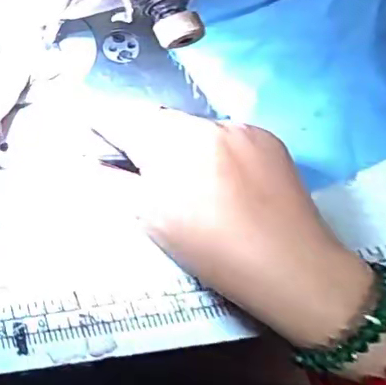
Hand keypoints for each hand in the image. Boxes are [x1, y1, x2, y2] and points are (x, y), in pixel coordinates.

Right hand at [90, 104, 385, 357]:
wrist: (294, 268)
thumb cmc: (212, 251)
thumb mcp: (150, 220)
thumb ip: (113, 182)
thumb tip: (91, 158)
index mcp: (171, 142)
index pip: (120, 116)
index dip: (102, 125)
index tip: (95, 140)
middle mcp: (204, 123)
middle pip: (157, 118)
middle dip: (142, 136)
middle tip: (139, 169)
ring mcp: (239, 126)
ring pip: (191, 126)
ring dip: (178, 143)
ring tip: (187, 181)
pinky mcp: (266, 136)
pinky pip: (224, 134)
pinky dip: (212, 149)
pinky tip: (223, 181)